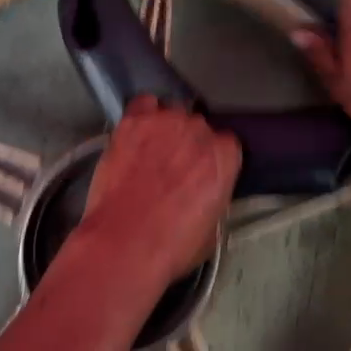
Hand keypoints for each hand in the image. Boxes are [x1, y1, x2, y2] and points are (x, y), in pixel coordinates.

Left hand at [79, 97, 241, 285]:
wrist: (123, 244)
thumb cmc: (171, 247)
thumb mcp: (211, 230)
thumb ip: (214, 196)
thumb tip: (206, 191)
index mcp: (224, 156)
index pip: (227, 145)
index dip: (212, 159)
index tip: (202, 174)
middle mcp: (198, 129)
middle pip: (198, 126)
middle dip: (189, 144)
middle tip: (173, 168)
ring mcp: (165, 120)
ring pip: (172, 112)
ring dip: (165, 129)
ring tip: (150, 152)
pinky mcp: (134, 120)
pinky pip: (144, 104)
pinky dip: (142, 115)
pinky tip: (136, 134)